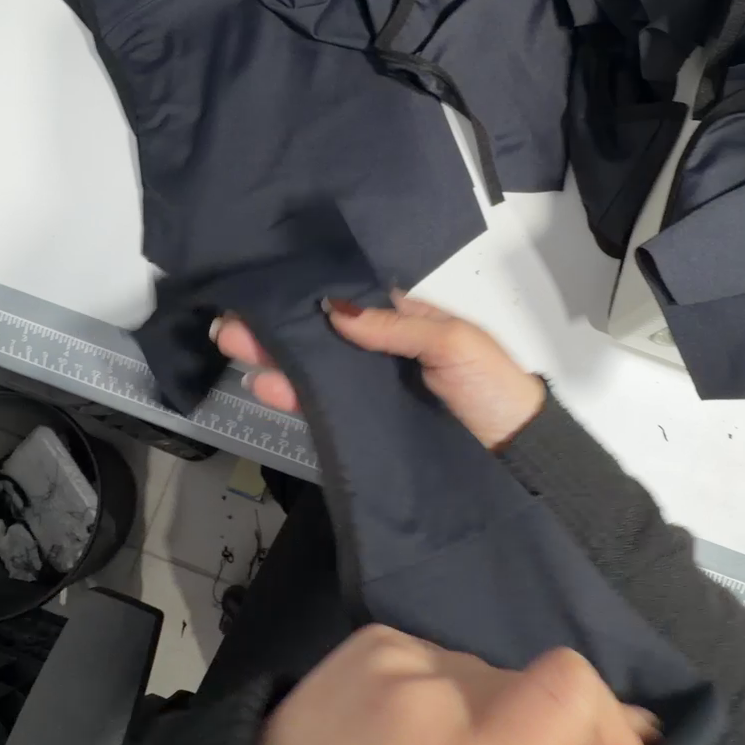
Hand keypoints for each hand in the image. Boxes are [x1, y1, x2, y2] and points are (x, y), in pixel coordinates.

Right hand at [214, 292, 547, 448]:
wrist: (514, 453)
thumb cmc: (490, 384)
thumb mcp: (452, 341)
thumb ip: (395, 325)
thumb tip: (332, 308)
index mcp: (402, 321)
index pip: (346, 302)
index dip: (305, 296)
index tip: (264, 291)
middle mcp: (379, 352)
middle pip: (320, 337)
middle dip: (276, 328)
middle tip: (230, 324)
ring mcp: (370, 391)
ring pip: (316, 370)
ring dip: (276, 359)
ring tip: (235, 349)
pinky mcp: (367, 426)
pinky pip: (326, 407)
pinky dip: (295, 396)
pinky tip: (268, 387)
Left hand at [245, 625, 660, 744]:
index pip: (567, 685)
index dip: (607, 715)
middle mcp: (432, 693)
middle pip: (529, 682)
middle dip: (537, 730)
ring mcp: (396, 655)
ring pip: (484, 671)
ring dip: (484, 710)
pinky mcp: (372, 636)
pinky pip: (438, 657)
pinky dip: (441, 691)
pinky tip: (407, 728)